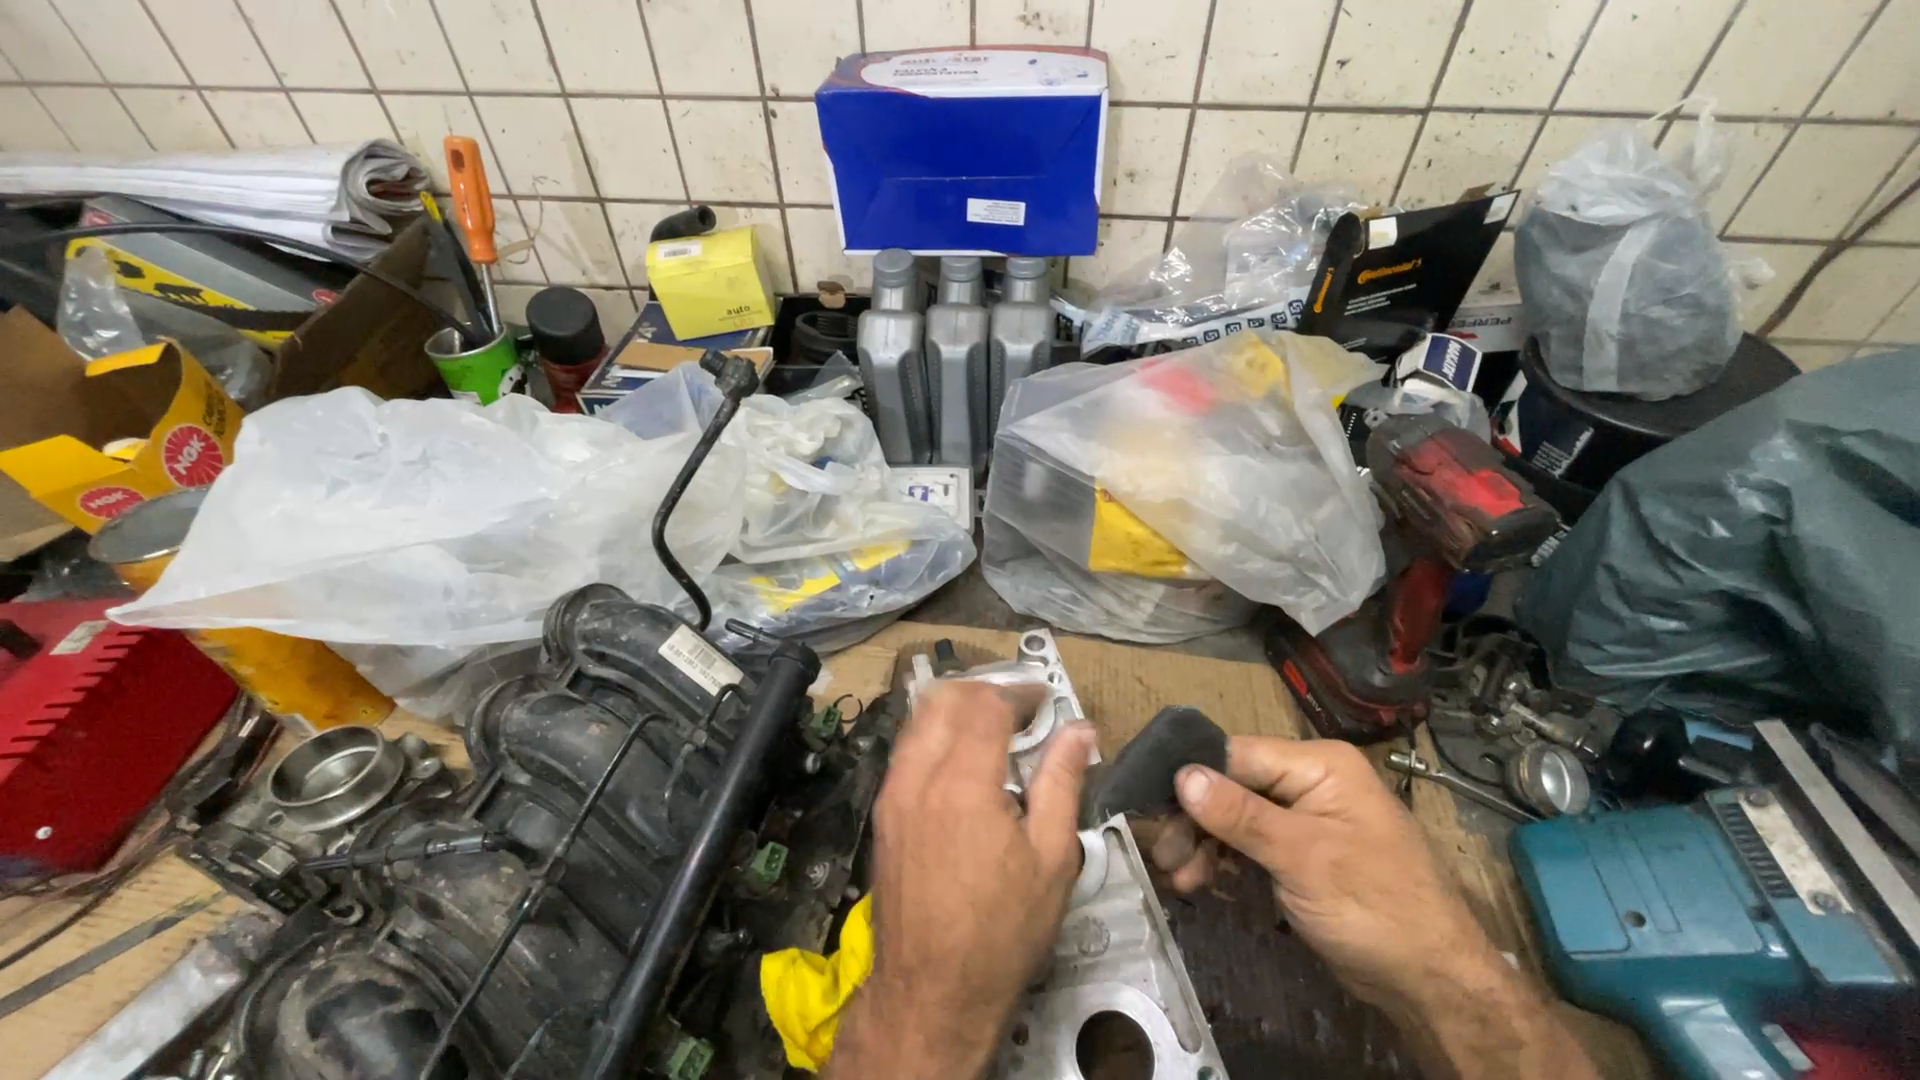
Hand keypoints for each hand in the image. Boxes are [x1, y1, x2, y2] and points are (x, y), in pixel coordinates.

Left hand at [827, 680, 1096, 1079]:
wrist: (931, 990)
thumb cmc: (1002, 930)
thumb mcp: (1052, 858)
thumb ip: (1063, 782)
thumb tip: (1080, 731)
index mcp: (963, 782)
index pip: (986, 704)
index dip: (1019, 692)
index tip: (1044, 700)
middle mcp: (918, 775)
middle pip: (944, 697)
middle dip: (985, 690)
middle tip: (1021, 710)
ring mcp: (893, 793)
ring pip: (918, 719)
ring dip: (956, 709)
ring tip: (994, 730)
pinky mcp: (883, 813)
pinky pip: (907, 750)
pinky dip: (935, 736)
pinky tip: (963, 763)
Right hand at [1146, 737, 1599, 1079]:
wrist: (1433, 981)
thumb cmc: (1373, 906)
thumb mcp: (1302, 857)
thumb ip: (1240, 815)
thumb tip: (1182, 775)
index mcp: (1319, 765)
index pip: (1238, 755)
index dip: (1194, 780)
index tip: (1154, 808)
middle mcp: (1311, 783)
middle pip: (1233, 787)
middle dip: (1197, 822)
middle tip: (1166, 857)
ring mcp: (1308, 820)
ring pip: (1237, 819)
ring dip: (1207, 847)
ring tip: (1182, 880)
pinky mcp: (1304, 855)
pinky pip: (1253, 845)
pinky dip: (1228, 863)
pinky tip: (1207, 884)